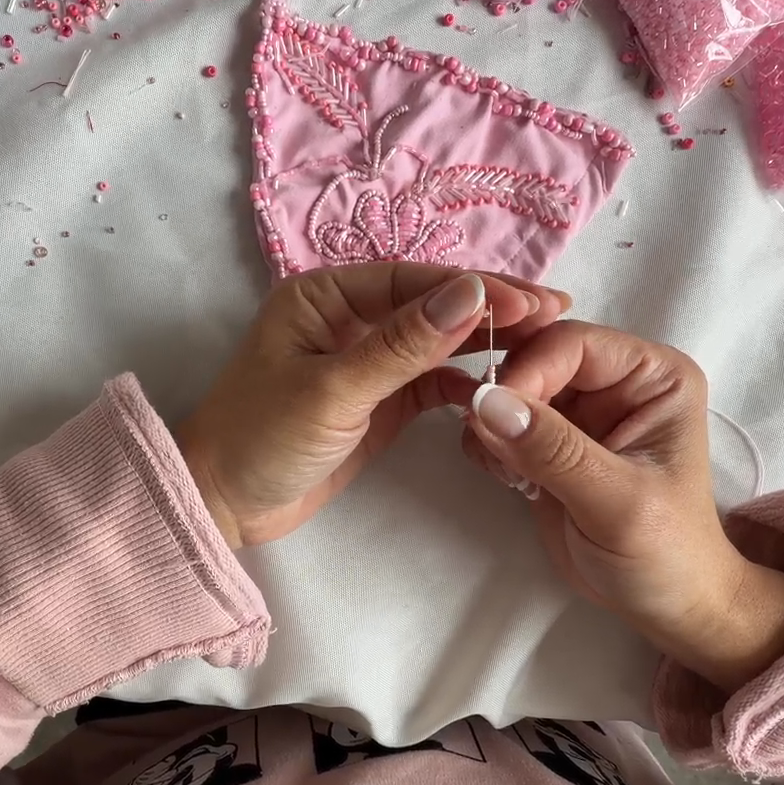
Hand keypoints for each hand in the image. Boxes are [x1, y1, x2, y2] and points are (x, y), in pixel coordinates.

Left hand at [179, 264, 566, 547]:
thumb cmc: (261, 437)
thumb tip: (470, 293)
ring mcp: (364, 361)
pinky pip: (427, 382)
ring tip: (543, 343)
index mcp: (324, 296)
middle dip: (489, 307)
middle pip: (429, 304)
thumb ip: (401, 346)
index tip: (531, 300)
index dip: (472, 287)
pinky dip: (461, 383)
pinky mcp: (376, 401)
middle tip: (556, 311)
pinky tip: (497, 385)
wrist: (227, 504)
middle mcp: (347, 319)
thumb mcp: (332, 389)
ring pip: (434, 342)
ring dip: (483, 342)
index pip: (410, 279)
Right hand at [446, 321, 783, 692]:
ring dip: (490, 427)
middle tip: (500, 454)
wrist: (662, 604)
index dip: (526, 372)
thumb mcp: (616, 501)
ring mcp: (575, 411)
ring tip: (510, 475)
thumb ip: (554, 450)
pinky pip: (495, 421)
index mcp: (650, 376)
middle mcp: (612, 382)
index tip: (491, 416)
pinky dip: (486, 446)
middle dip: (503, 401)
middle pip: (530, 359)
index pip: (570, 343)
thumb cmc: (663, 553)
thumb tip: (484, 400)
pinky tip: (509, 481)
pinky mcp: (544, 441)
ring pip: (505, 389)